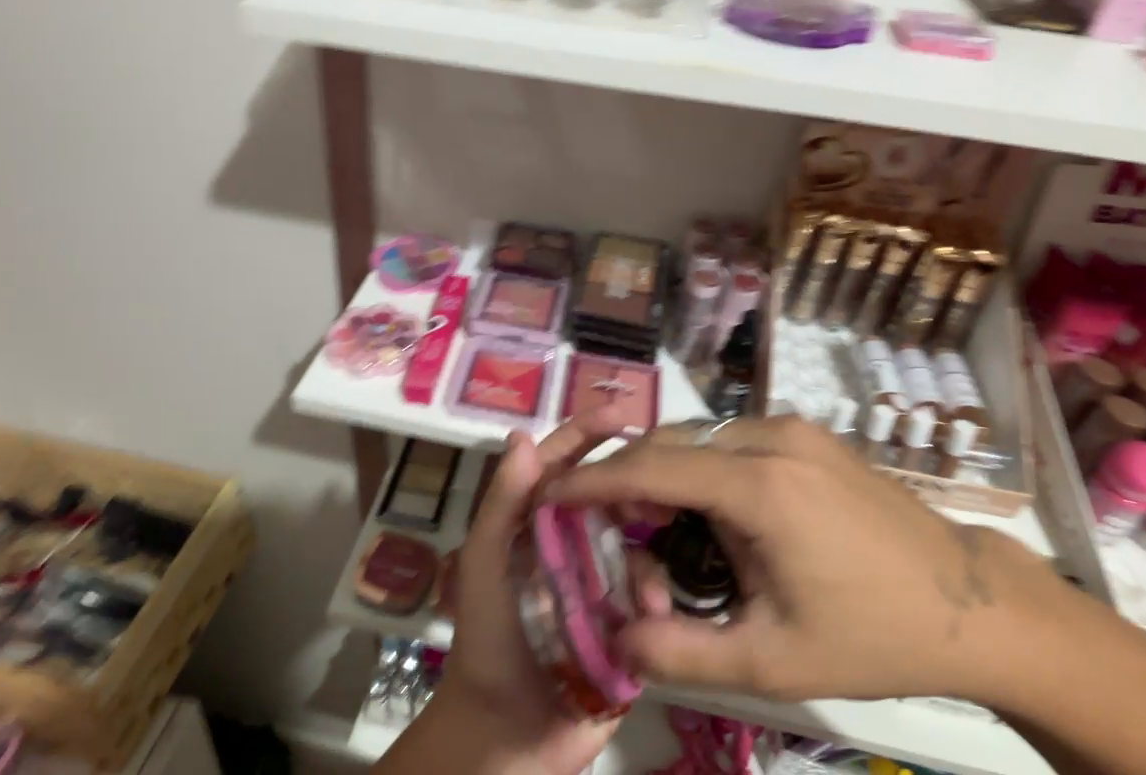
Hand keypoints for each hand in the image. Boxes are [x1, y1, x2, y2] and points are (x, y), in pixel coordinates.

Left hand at [384, 414, 624, 774]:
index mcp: (535, 525)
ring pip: (641, 546)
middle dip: (636, 489)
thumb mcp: (483, 566)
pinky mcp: (628, 626)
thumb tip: (522, 433)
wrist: (508, 734)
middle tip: (662, 489)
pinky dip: (656, 601)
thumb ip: (502, 504)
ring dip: (648, 557)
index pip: (562, 465)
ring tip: (648, 583)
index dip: (586, 433)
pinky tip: (652, 615)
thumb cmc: (488, 642)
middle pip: (611, 498)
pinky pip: (654, 599)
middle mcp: (573, 546)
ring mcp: (604, 585)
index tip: (622, 411)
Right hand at [547, 416, 1061, 707]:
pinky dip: (701, 469)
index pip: (648, 467)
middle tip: (605, 532)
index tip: (547, 495)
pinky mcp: (812, 436)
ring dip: (665, 474)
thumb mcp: (773, 660)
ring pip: (699, 439)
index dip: (589, 481)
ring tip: (654, 530)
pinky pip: (733, 441)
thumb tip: (616, 637)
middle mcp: (772, 438)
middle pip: (669, 444)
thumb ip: (681, 653)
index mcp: (759, 486)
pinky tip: (708, 516)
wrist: (973, 604)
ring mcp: (796, 429)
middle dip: (625, 480)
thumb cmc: (873, 635)